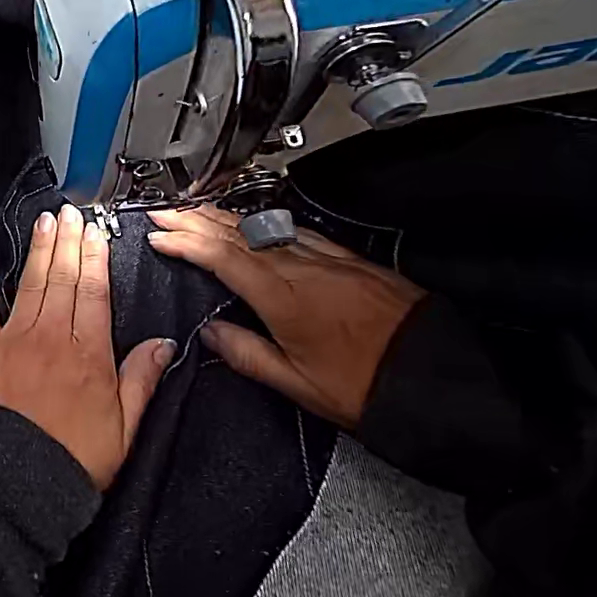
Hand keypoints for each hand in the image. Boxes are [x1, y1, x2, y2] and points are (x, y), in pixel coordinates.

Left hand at [0, 205, 176, 489]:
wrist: (10, 491)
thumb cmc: (68, 463)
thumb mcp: (122, 429)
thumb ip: (142, 380)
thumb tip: (164, 345)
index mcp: (88, 355)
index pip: (95, 291)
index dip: (96, 257)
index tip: (97, 233)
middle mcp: (52, 337)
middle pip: (64, 277)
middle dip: (69, 240)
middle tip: (72, 212)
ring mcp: (16, 339)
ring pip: (31, 281)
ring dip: (39, 247)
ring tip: (46, 220)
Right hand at [147, 206, 424, 428]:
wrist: (436, 374)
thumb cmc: (370, 384)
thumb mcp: (300, 384)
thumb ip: (248, 354)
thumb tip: (212, 334)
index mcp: (282, 297)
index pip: (221, 257)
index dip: (186, 242)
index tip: (161, 237)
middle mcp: (300, 267)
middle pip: (236, 232)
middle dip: (195, 219)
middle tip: (167, 213)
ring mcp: (323, 257)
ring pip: (261, 226)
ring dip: (224, 216)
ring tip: (198, 211)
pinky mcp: (344, 257)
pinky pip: (291, 229)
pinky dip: (262, 223)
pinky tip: (255, 222)